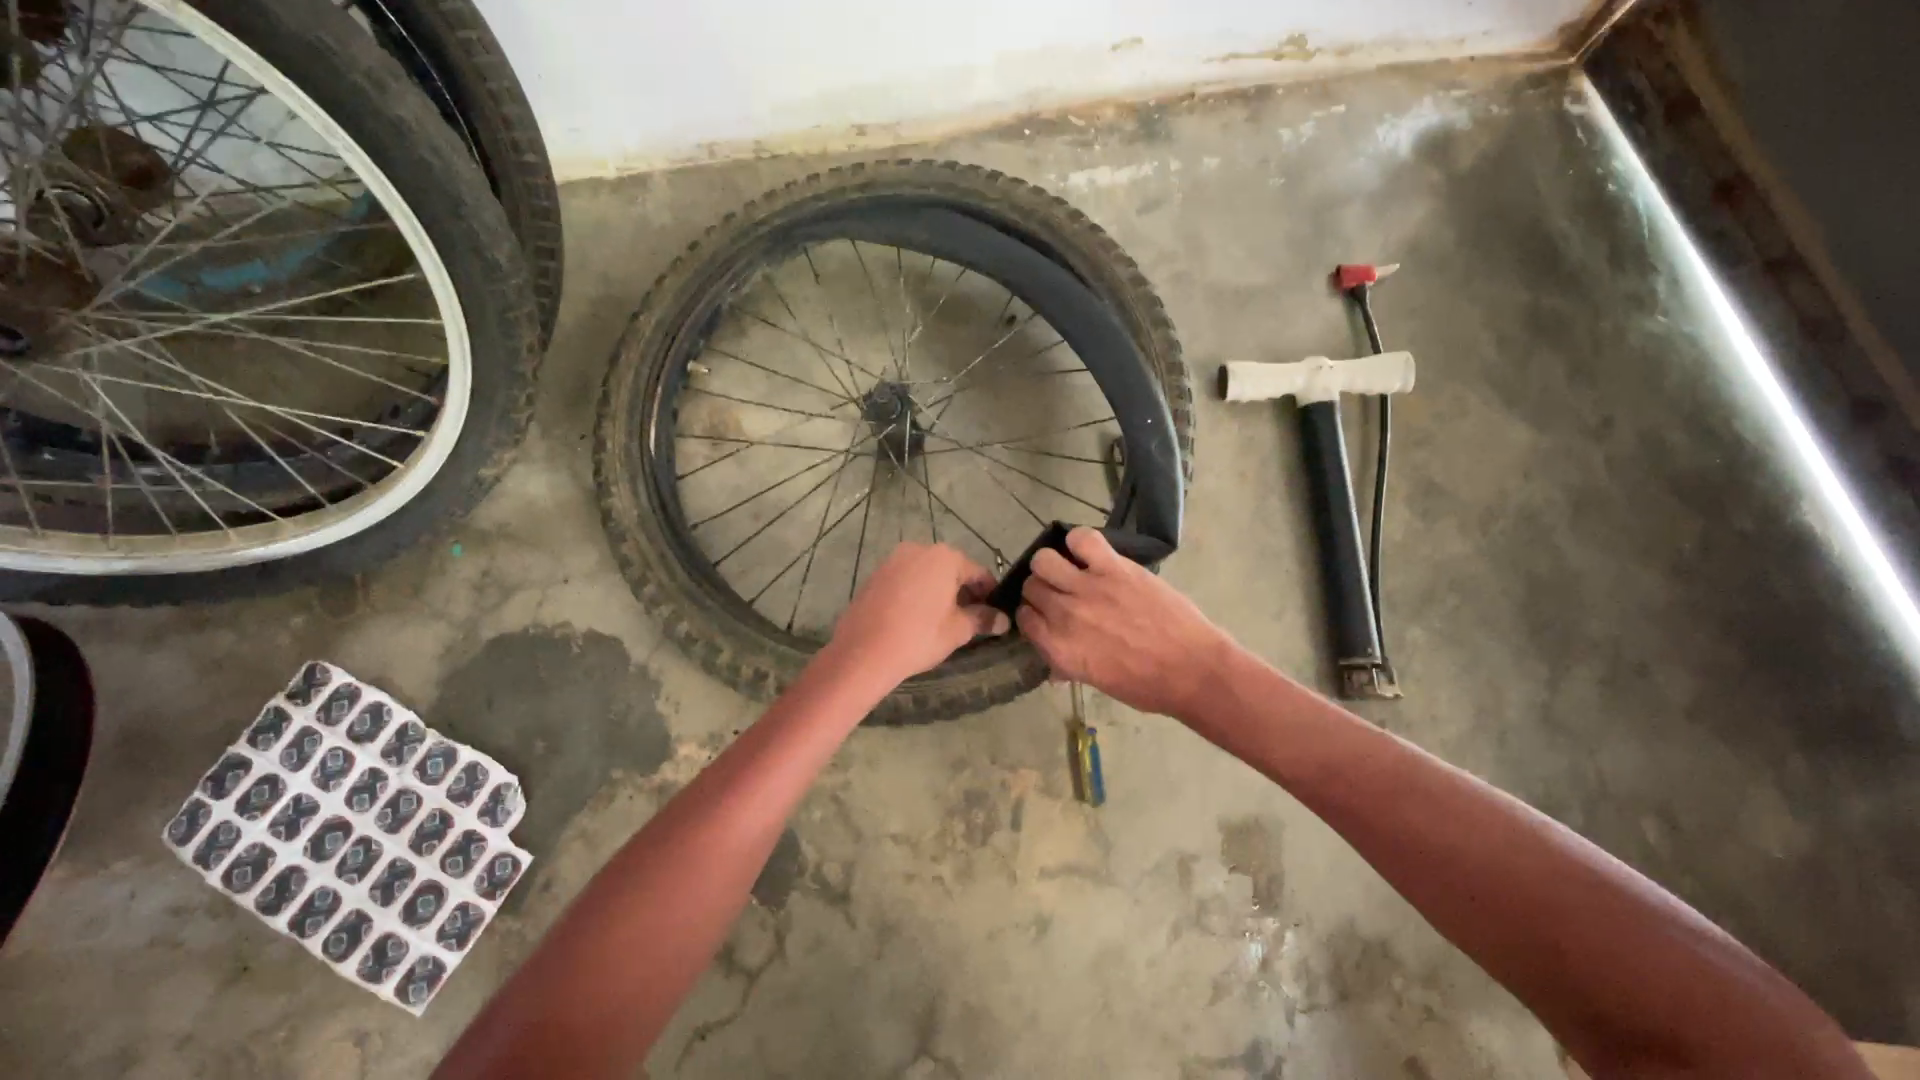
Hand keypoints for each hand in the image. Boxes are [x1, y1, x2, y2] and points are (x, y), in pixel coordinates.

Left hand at [826, 542, 1010, 686]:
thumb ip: (982, 619)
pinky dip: (917, 592)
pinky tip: (917, 617)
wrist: (863, 651)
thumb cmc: (919, 637)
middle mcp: (918, 549)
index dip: (989, 593)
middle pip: (951, 569)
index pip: (978, 573)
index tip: (994, 613)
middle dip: (963, 591)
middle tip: (971, 619)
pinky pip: (906, 579)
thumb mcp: (958, 630)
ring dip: (939, 591)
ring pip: (927, 573)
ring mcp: (893, 560)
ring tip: (944, 620)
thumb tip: (1002, 620)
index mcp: (944, 557)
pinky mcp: (875, 575)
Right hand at [1018, 527, 1236, 717]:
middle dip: (1041, 590)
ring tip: (1070, 571)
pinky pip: (1081, 539)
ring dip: (1052, 565)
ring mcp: (1088, 588)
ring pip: (1044, 560)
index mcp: (1058, 648)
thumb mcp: (1097, 682)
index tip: (1044, 615)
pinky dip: (1079, 541)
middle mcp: (1064, 615)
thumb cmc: (1146, 685)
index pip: (1024, 619)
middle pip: (1032, 587)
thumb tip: (1055, 667)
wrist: (1192, 669)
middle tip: (1060, 592)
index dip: (1032, 615)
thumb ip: (1069, 666)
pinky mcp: (1114, 568)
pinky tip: (1089, 554)